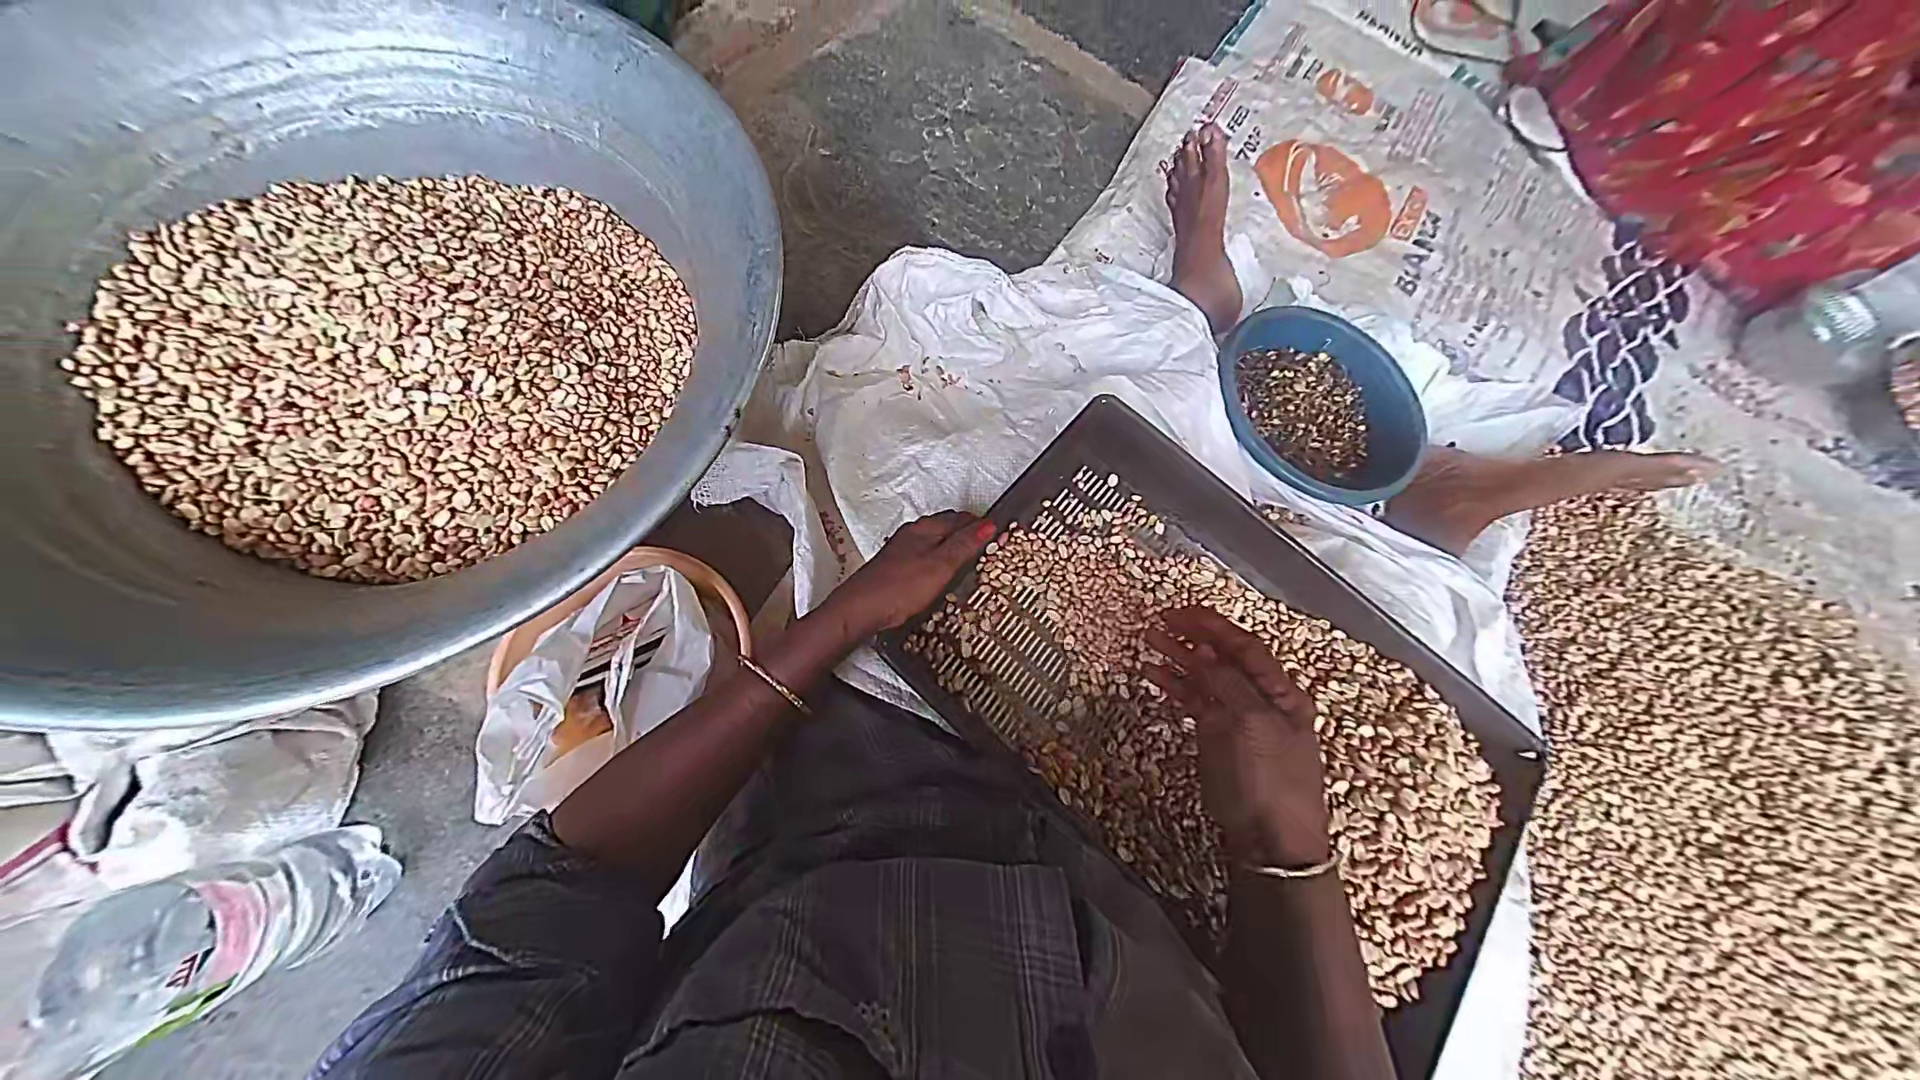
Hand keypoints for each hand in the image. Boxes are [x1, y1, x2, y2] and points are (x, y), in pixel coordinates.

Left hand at [819, 511, 995, 639]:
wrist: (861, 608)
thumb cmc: (901, 587)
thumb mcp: (941, 565)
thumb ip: (964, 544)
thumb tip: (988, 524)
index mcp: (925, 528)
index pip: (960, 518)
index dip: (980, 524)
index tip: (998, 534)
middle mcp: (912, 534)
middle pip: (946, 525)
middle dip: (967, 531)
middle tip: (987, 544)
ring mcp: (902, 550)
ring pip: (934, 540)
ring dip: (952, 544)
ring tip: (970, 557)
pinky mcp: (896, 567)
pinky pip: (924, 554)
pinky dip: (939, 557)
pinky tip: (941, 571)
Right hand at [1145, 607, 1331, 867]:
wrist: (1271, 842)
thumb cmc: (1270, 780)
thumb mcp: (1252, 724)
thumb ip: (1227, 682)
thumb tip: (1204, 649)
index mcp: (1281, 693)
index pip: (1246, 646)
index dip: (1214, 626)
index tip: (1182, 612)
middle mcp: (1260, 699)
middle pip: (1224, 658)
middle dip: (1193, 637)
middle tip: (1162, 621)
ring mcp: (1237, 718)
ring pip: (1206, 677)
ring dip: (1180, 657)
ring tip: (1150, 641)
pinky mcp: (1217, 737)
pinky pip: (1195, 701)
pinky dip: (1175, 685)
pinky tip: (1155, 674)